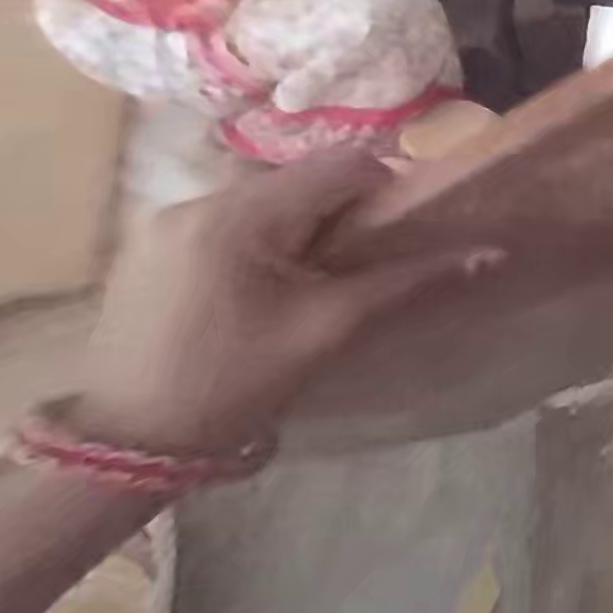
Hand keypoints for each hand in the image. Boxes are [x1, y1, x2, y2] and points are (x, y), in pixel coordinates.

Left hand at [73, 151, 498, 453]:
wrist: (121, 448)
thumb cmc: (234, 383)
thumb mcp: (331, 326)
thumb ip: (411, 278)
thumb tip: (492, 253)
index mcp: (239, 216)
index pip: (344, 164)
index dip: (388, 187)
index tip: (400, 230)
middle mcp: (200, 199)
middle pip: (309, 174)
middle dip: (350, 205)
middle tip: (366, 256)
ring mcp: (172, 215)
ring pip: (278, 190)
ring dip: (315, 216)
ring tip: (324, 268)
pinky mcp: (161, 236)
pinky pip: (243, 210)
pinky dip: (278, 227)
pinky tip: (278, 273)